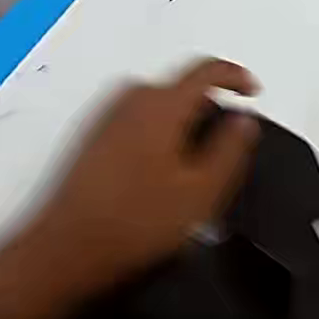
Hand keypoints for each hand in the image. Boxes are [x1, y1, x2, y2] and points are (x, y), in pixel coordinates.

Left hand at [21, 58, 260, 300]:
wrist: (66, 248)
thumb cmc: (136, 221)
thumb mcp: (202, 191)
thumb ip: (230, 148)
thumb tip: (244, 120)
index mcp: (161, 103)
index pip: (208, 69)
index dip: (237, 77)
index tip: (253, 94)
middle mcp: (131, 98)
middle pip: (182, 88)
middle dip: (209, 109)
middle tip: (222, 149)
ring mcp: (107, 115)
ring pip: (159, 106)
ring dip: (182, 124)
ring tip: (191, 168)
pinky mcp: (93, 135)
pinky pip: (138, 119)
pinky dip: (158, 133)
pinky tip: (158, 173)